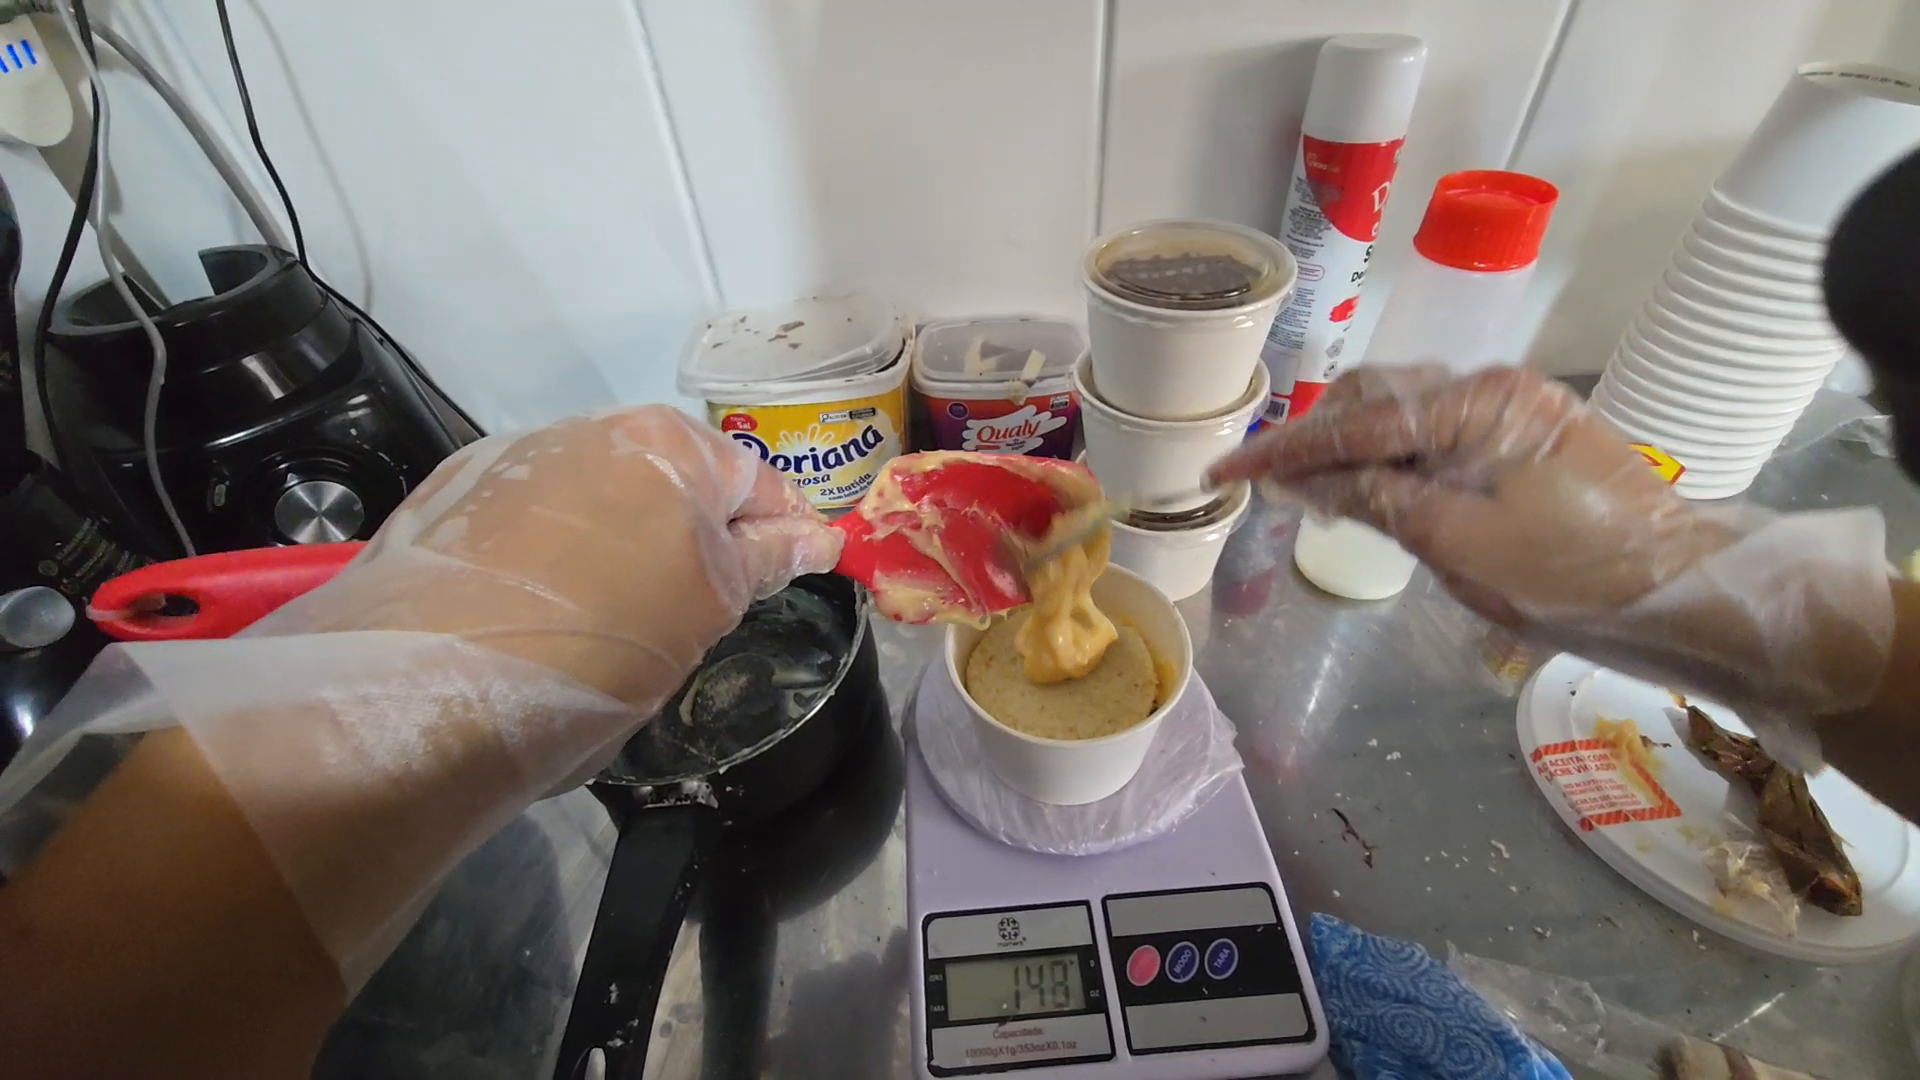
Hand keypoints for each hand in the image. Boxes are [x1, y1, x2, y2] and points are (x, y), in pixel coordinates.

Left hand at [15, 406, 839, 990]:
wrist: (425, 691)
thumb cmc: (606, 641)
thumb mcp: (709, 606)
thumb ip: (769, 559)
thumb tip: (822, 536)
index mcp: (668, 444)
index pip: (759, 477)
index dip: (786, 528)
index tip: (796, 568)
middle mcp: (593, 426)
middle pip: (682, 478)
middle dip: (706, 532)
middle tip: (705, 602)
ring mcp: (519, 456)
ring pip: (614, 494)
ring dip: (637, 539)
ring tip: (622, 609)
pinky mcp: (457, 494)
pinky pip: (549, 512)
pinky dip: (571, 547)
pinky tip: (555, 602)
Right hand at [1208, 365, 1731, 624]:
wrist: (1677, 592)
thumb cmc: (1566, 574)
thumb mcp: (1452, 541)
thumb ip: (1371, 496)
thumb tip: (1300, 480)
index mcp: (1477, 405)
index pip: (1354, 425)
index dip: (1280, 453)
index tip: (1223, 472)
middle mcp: (1487, 388)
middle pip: (1368, 400)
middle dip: (1307, 440)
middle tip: (1263, 484)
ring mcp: (1500, 408)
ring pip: (1391, 412)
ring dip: (1339, 447)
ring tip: (1301, 487)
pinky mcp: (1508, 433)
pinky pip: (1422, 432)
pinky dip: (1378, 456)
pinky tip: (1357, 484)